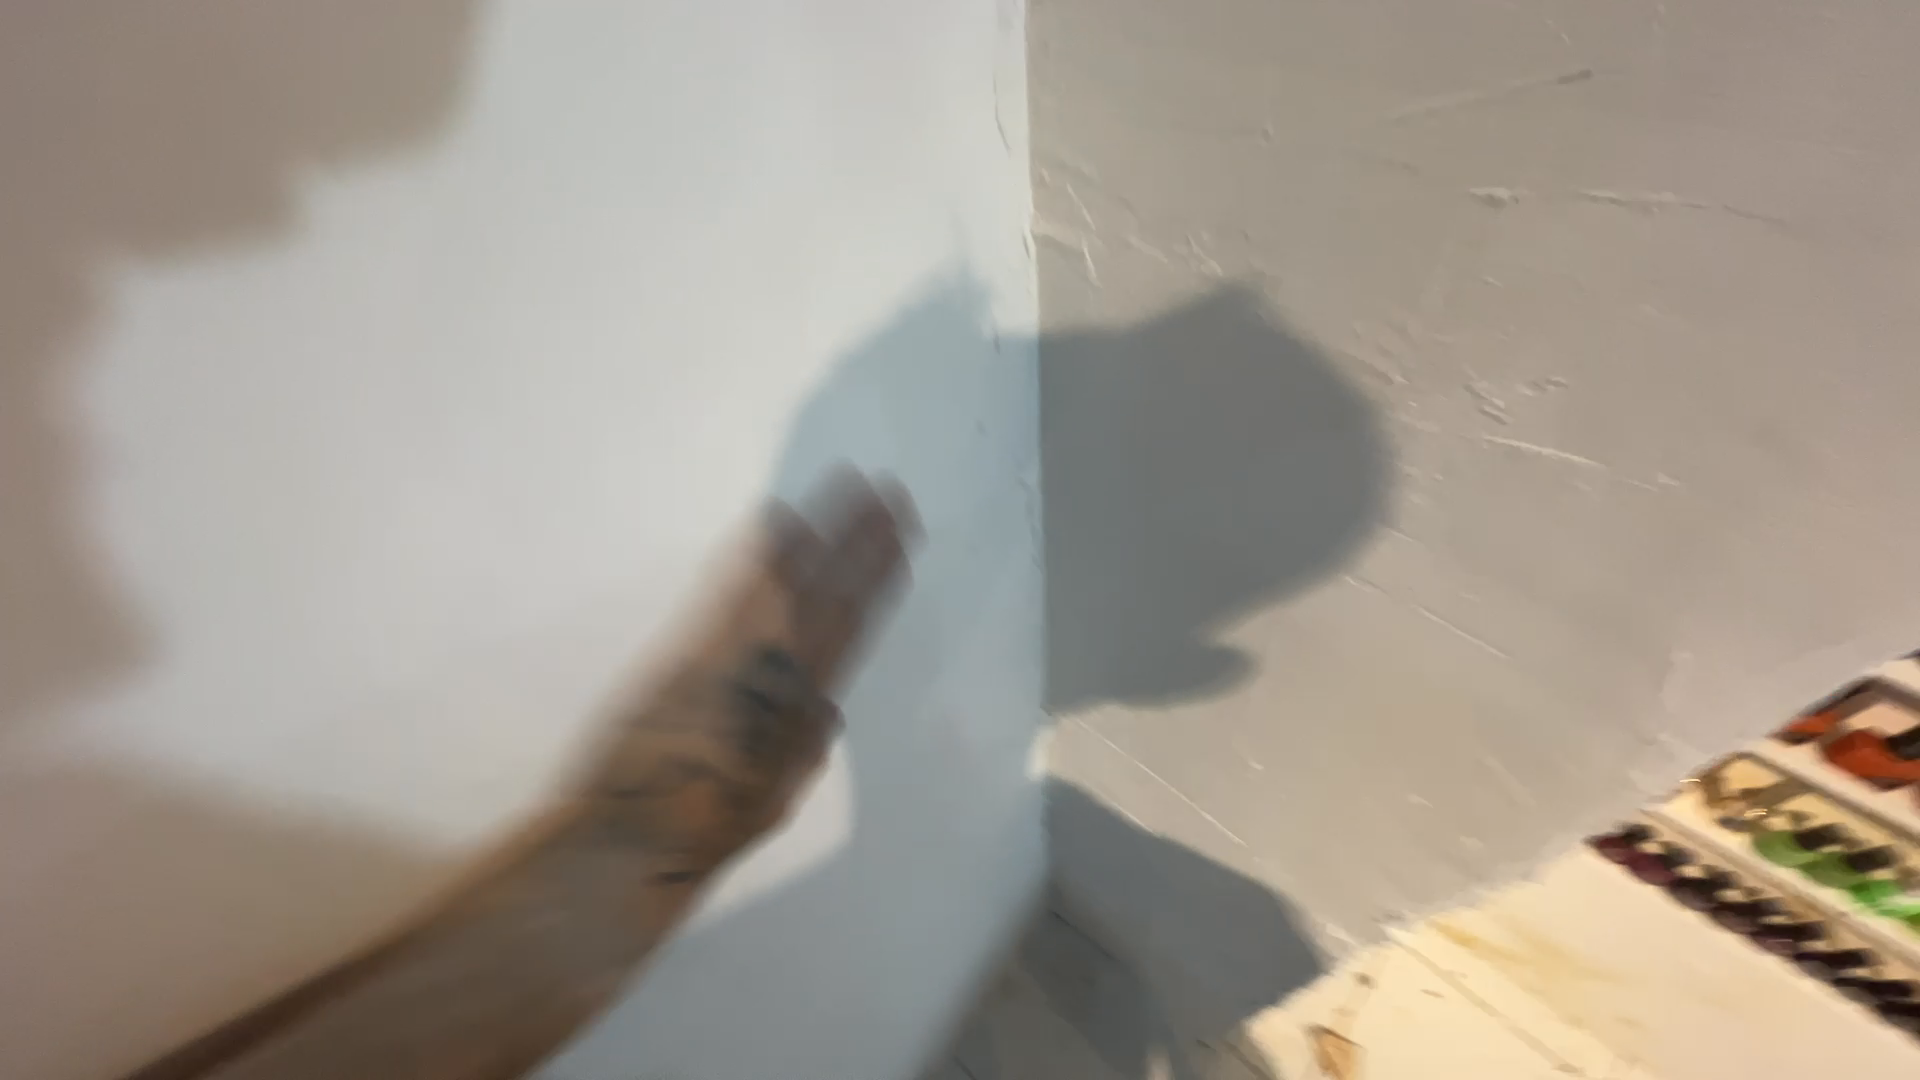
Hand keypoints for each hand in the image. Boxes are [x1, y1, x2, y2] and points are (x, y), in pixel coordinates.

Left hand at [577, 469, 918, 881]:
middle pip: (828, 590)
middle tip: (887, 493)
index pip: (853, 628)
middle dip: (861, 538)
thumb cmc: (708, 829)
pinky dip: (756, 548)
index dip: (879, 580)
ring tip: (844, 484)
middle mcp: (776, 669)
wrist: (627, 841)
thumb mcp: (776, 797)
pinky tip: (773, 516)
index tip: (900, 542)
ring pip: (785, 578)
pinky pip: (728, 586)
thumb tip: (827, 710)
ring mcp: (729, 649)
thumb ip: (805, 748)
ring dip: (821, 526)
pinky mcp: (685, 643)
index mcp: (803, 707)